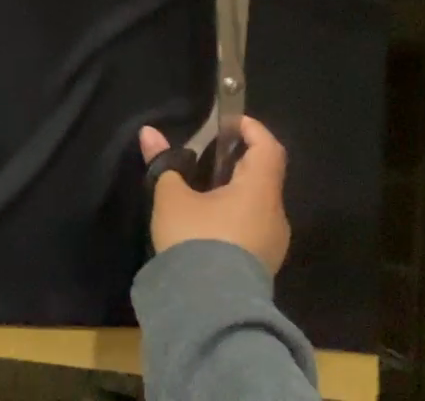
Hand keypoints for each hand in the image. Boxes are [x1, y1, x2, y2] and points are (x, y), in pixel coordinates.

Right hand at [139, 116, 291, 273]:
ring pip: (256, 202)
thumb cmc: (195, 237)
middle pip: (263, 176)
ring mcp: (272, 241)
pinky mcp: (262, 261)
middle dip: (237, 160)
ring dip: (234, 188)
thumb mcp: (171, 195)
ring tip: (200, 186)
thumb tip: (150, 132)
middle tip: (206, 153)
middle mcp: (274, 213)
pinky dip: (233, 211)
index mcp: (259, 191)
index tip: (230, 121)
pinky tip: (206, 218)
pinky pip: (251, 224)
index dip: (252, 130)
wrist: (209, 303)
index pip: (269, 149)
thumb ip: (164, 162)